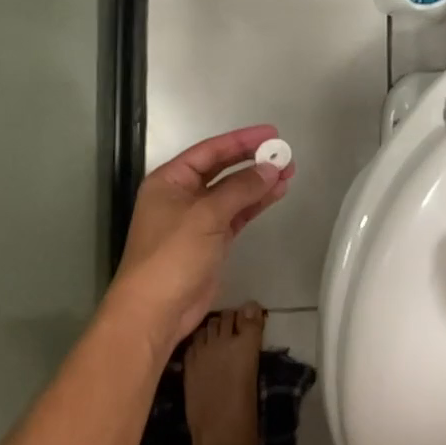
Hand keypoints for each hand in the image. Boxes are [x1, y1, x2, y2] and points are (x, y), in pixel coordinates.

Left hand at [106, 125, 293, 352]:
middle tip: (284, 154)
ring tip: (289, 172)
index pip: (209, 151)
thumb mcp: (207, 215)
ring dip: (258, 183)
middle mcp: (181, 196)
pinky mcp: (211, 242)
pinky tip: (276, 194)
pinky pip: (237, 214)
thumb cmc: (172, 255)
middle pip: (222, 170)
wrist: (156, 310)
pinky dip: (255, 204)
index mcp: (169, 181)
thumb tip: (271, 169)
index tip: (271, 134)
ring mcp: (197, 220)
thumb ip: (241, 188)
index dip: (241, 141)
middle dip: (252, 161)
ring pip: (232, 193)